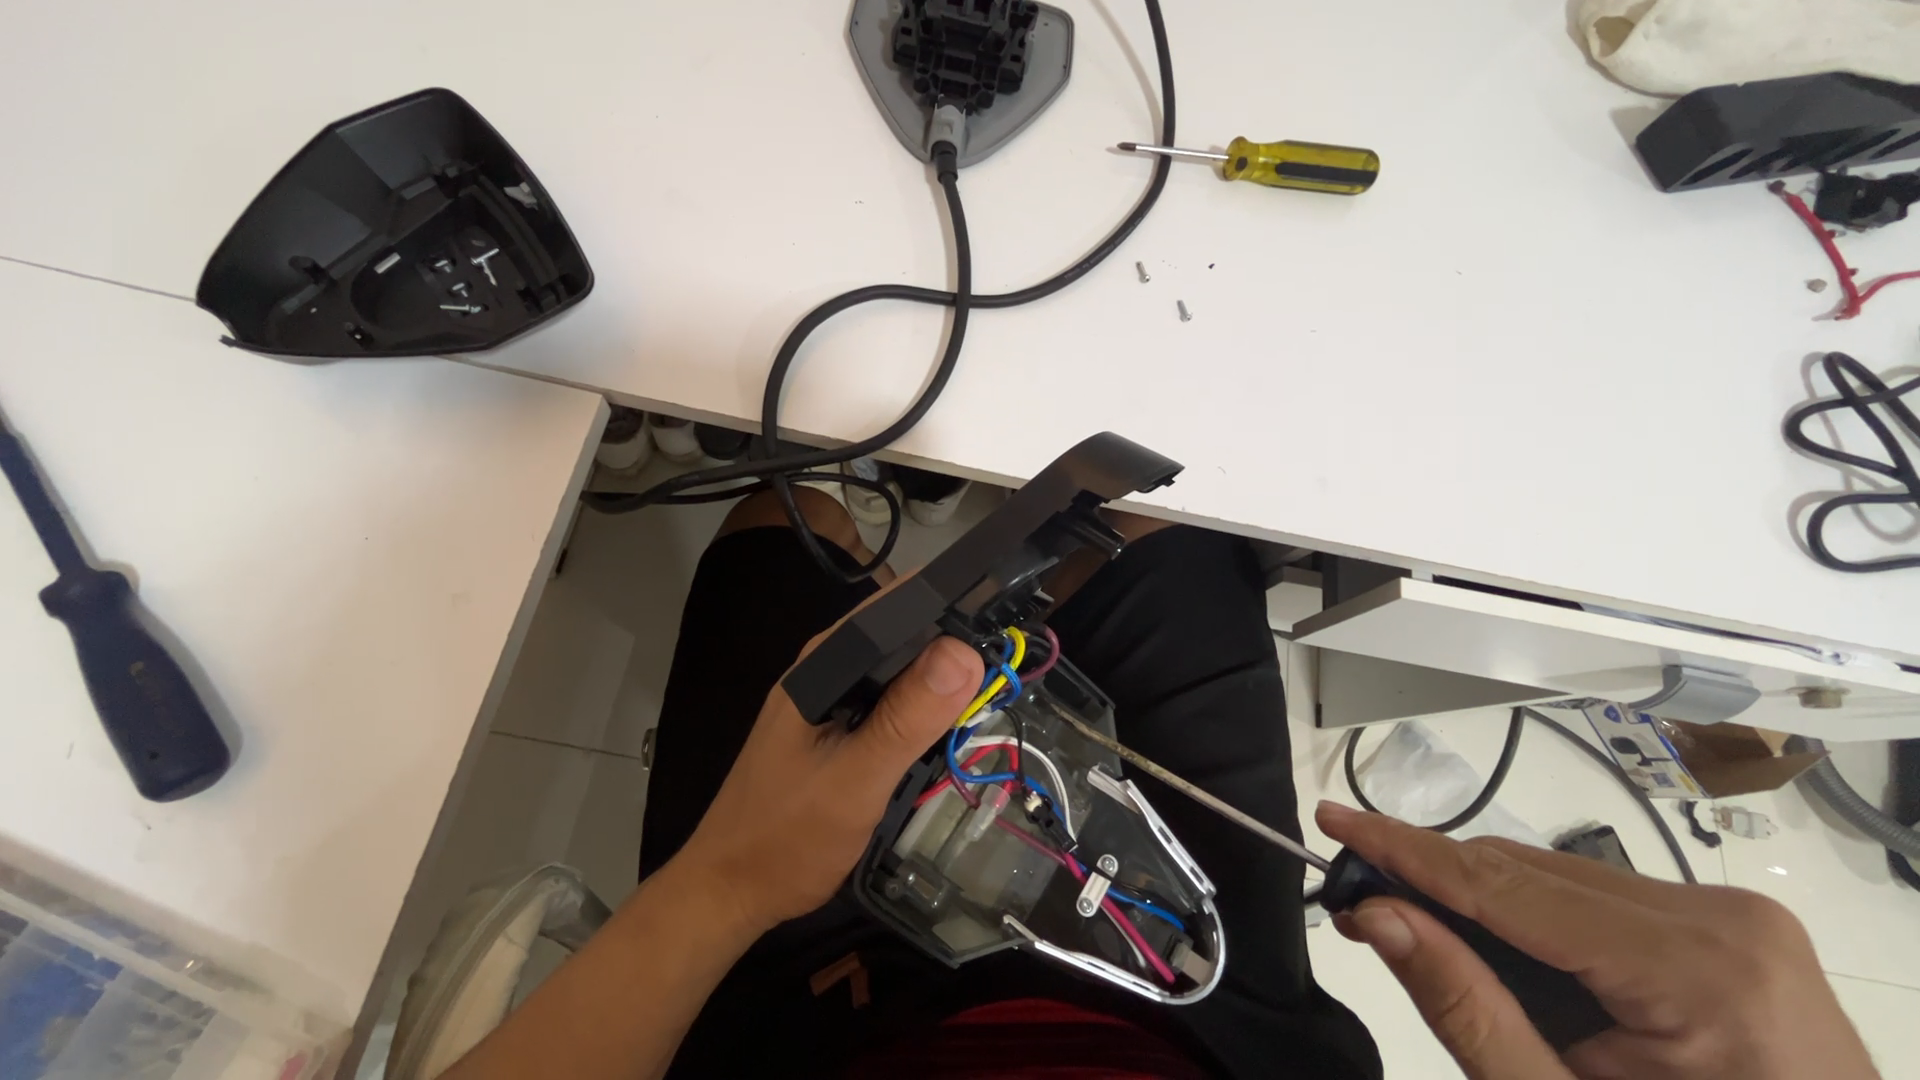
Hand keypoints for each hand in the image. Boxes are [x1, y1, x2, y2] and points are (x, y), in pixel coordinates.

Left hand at [670, 632, 983, 934]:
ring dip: (939, 677)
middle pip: (899, 635)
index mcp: (822, 667)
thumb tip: (964, 653)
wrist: (731, 892)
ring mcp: (830, 701)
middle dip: (951, 642)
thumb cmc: (787, 838)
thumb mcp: (856, 780)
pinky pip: (889, 702)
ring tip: (989, 690)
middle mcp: (825, 672)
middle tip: (1005, 664)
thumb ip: (906, 719)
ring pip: (897, 669)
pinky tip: (946, 723)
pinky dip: (921, 706)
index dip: (947, 604)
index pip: (893, 610)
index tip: (1001, 614)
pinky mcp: (837, 729)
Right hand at [1316, 802, 1879, 1079]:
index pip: (1508, 884)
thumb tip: (1377, 914)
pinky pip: (1590, 897)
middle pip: (1527, 873)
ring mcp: (1732, 918)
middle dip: (1433, 881)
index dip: (1405, 849)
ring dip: (1477, 899)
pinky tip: (1499, 952)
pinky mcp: (1728, 927)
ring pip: (1552, 877)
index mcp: (1699, 972)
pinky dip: (1528, 916)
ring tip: (1417, 931)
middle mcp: (1722, 919)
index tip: (1331, 817)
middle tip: (1356, 905)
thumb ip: (1467, 1010)